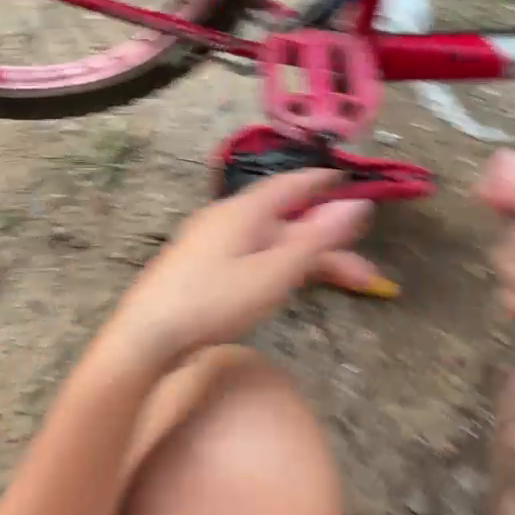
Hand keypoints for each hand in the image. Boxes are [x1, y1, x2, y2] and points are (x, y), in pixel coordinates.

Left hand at [106, 170, 372, 365]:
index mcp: (244, 211)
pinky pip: (253, 256)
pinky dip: (281, 265)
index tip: (349, 180)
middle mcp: (227, 218)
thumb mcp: (274, 272)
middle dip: (328, 244)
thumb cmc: (214, 300)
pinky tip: (291, 283)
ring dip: (309, 260)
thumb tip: (355, 203)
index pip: (291, 185)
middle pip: (287, 223)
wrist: (147, 334)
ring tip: (347, 286)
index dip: (322, 182)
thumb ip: (315, 238)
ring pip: (271, 243)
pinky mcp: (202, 267)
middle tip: (367, 273)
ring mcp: (212, 242)